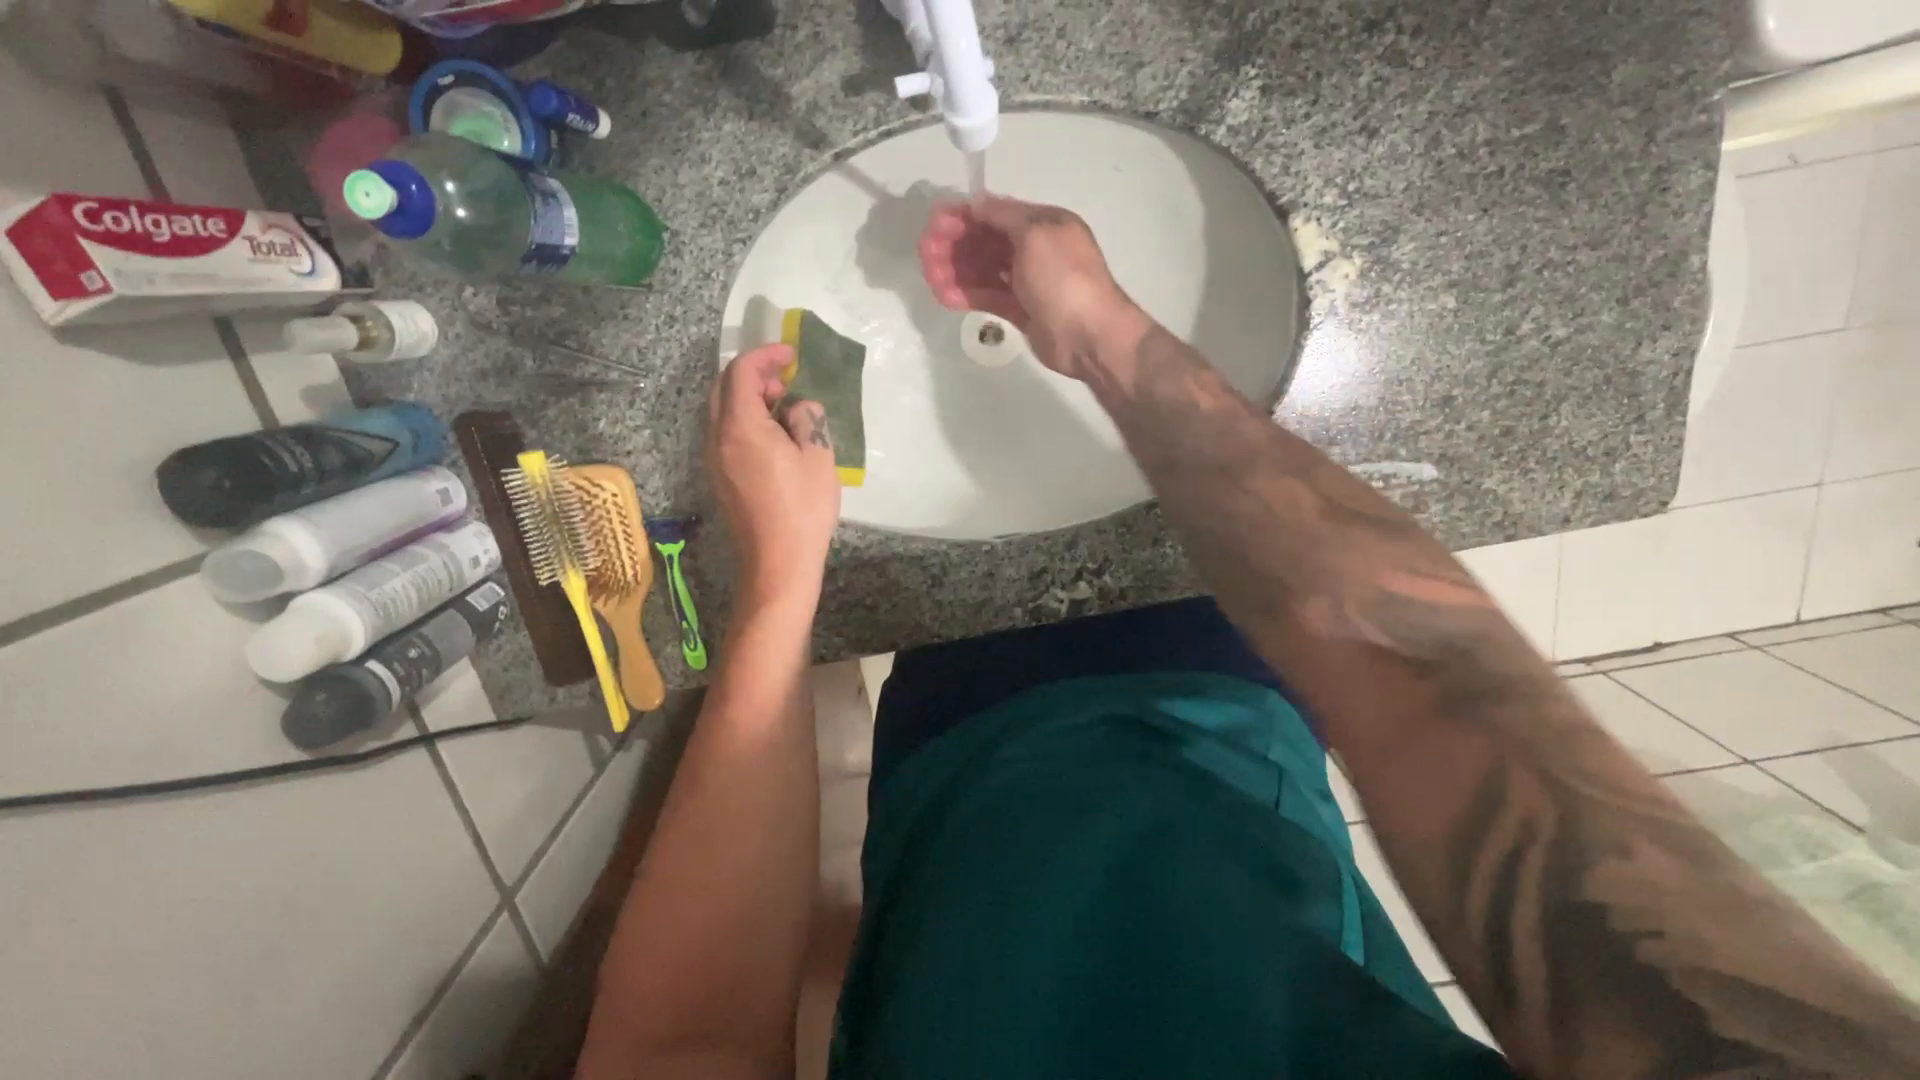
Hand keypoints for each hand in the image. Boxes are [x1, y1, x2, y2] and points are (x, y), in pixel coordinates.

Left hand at [707, 343, 840, 607]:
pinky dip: (744, 421)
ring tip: (784, 409)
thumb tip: (799, 407)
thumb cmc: (803, 508)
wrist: (778, 562)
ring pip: (721, 411)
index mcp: (740, 426)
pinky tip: (774, 437)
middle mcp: (717, 437)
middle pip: (723, 387)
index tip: (791, 354)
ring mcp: (714, 459)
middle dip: (753, 374)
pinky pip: (724, 433)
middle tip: (786, 380)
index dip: (765, 355)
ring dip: (748, 399)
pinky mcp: (719, 477)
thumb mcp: (819, 456)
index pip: (741, 372)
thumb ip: (808, 419)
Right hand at [919, 196, 1141, 378]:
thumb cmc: (1064, 278)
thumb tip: (977, 204)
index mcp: (1043, 224)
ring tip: (931, 278)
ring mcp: (1027, 281)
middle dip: (954, 244)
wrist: (1090, 335)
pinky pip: (988, 296)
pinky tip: (945, 296)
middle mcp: (1034, 249)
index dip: (963, 216)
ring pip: (983, 269)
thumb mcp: (1036, 233)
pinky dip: (967, 294)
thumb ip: (1004, 216)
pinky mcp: (1020, 310)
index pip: (995, 213)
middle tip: (926, 254)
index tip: (934, 224)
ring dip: (955, 270)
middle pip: (986, 241)